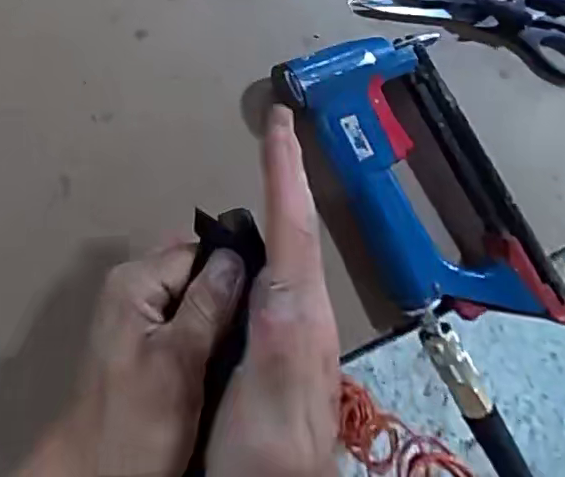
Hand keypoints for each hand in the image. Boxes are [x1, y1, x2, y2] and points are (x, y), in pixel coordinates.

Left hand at [17, 239, 245, 476]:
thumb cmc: (133, 424)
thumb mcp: (177, 363)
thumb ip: (207, 306)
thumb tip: (236, 255)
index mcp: (134, 281)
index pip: (197, 252)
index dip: (233, 270)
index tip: (267, 296)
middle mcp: (132, 287)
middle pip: (194, 271)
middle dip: (227, 291)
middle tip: (261, 318)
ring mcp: (136, 315)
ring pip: (192, 297)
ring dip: (218, 315)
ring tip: (248, 335)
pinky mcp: (143, 343)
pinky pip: (184, 320)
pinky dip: (205, 333)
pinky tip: (226, 352)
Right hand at [207, 105, 340, 475]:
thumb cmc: (267, 446)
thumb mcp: (273, 385)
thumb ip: (278, 332)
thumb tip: (274, 277)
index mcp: (299, 304)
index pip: (294, 218)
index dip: (286, 167)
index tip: (279, 120)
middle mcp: (304, 300)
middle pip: (298, 218)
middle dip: (289, 169)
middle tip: (276, 128)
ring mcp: (296, 317)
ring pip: (292, 236)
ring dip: (284, 191)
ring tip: (272, 160)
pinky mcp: (282, 333)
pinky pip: (280, 259)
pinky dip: (274, 225)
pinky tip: (261, 230)